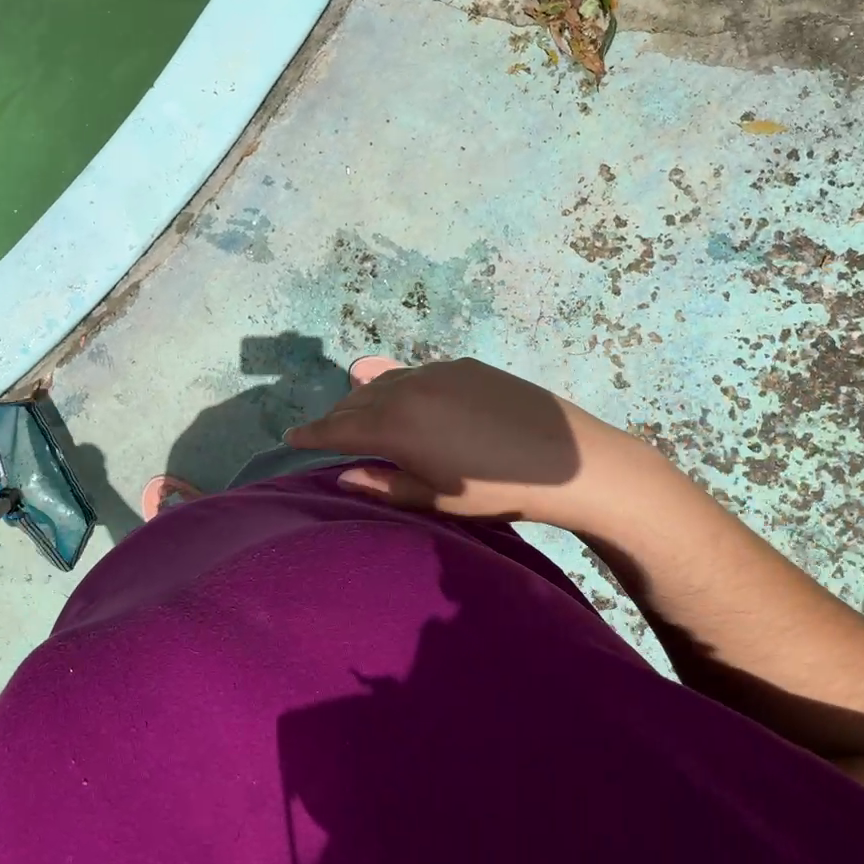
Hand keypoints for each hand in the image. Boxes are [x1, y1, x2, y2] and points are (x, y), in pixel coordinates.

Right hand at [283, 358, 657, 530]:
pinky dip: (396, 386)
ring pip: (383, 382)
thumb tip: (343, 475)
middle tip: (324, 432)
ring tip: (357, 413)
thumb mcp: (436, 497)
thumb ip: (383, 484)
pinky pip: (413, 373)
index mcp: (393, 427)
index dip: (310, 435)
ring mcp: (435, 372)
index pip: (336, 430)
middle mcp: (405, 391)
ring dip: (364, 399)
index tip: (289, 437)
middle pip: (354, 402)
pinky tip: (400, 396)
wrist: (573, 463)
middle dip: (335, 418)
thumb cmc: (498, 492)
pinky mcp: (462, 365)